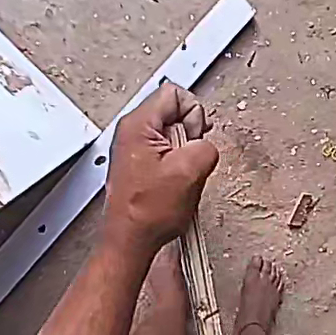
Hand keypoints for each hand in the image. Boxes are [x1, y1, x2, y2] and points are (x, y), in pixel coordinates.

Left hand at [101, 83, 218, 255]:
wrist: (130, 241)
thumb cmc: (147, 213)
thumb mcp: (190, 171)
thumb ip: (205, 144)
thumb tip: (204, 143)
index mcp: (137, 125)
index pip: (174, 93)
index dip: (193, 113)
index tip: (194, 138)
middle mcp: (131, 133)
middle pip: (174, 112)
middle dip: (190, 135)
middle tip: (187, 160)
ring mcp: (133, 150)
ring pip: (173, 136)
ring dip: (185, 155)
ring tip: (180, 177)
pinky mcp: (138, 166)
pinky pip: (167, 155)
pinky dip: (177, 167)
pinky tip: (175, 185)